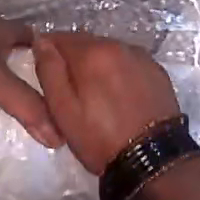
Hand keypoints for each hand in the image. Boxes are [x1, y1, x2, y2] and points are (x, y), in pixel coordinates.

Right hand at [32, 32, 181, 174]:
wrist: (154, 161)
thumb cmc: (100, 139)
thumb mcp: (63, 110)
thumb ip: (49, 71)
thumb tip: (41, 41)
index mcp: (92, 52)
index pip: (58, 38)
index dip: (47, 54)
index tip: (46, 75)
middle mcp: (119, 45)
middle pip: (85, 43)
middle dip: (73, 60)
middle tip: (70, 91)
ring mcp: (142, 57)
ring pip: (108, 52)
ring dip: (97, 66)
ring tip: (95, 96)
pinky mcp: (157, 72)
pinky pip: (128, 64)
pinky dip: (118, 73)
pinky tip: (118, 96)